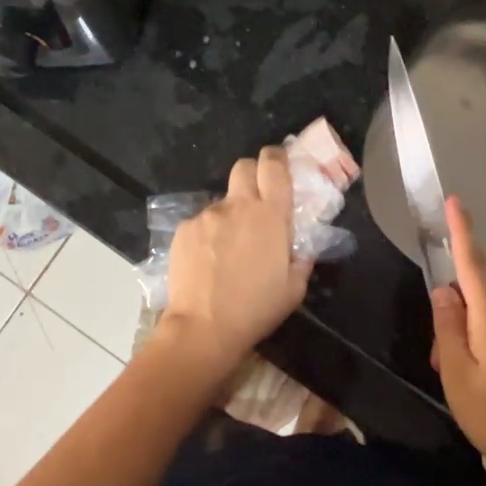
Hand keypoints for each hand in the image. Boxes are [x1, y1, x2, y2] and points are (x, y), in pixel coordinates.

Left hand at [159, 146, 308, 376]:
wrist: (203, 327)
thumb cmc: (256, 309)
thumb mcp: (294, 288)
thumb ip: (302, 258)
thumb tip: (301, 246)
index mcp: (271, 215)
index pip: (273, 165)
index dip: (276, 157)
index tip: (278, 163)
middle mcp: (238, 206)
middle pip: (243, 167)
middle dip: (251, 175)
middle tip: (256, 201)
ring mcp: (207, 216)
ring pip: (222, 203)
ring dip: (229, 217)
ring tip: (228, 251)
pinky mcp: (184, 229)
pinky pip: (201, 224)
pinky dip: (208, 236)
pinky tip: (207, 263)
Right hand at [430, 196, 485, 485]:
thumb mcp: (457, 375)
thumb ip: (447, 329)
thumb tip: (443, 292)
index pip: (472, 266)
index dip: (461, 232)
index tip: (454, 200)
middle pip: (468, 300)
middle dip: (446, 321)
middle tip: (439, 364)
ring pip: (476, 323)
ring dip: (458, 343)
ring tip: (455, 383)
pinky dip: (472, 353)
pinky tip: (472, 388)